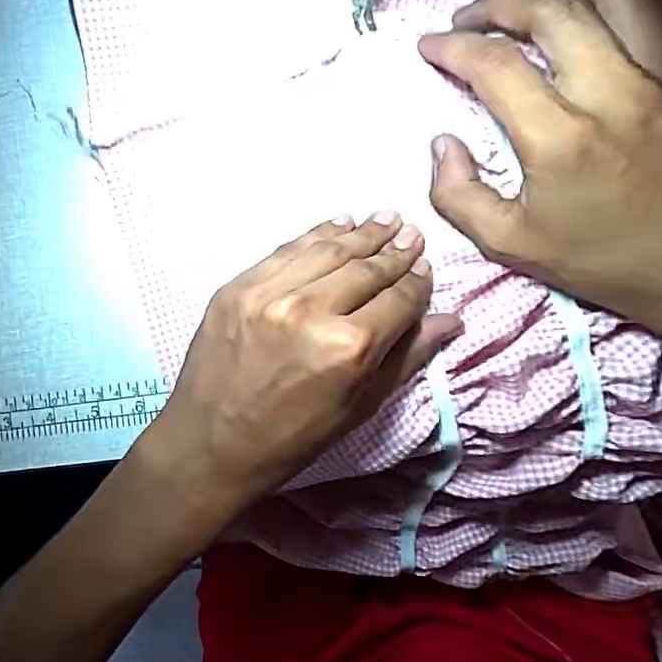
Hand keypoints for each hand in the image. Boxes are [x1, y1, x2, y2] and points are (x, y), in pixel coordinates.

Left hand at [136, 214, 461, 516]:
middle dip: (395, 251)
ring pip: (328, 250)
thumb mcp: (360, 406)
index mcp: (349, 349)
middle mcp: (311, 311)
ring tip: (385, 218)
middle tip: (412, 234)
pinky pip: (287, 250)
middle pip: (366, 269)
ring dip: (361, 233)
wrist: (210, 444)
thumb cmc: (294, 438)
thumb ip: (407, 356)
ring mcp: (269, 294)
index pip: (398, 300)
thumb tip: (450, 319)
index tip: (426, 266)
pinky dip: (317, 234)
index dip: (417, 282)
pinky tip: (339, 224)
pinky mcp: (238, 286)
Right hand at [418, 0, 661, 349]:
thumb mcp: (515, 247)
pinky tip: (606, 21)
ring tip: (540, 6)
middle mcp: (616, 90)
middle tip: (473, 18)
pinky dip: (626, 2)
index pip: (495, 64)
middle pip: (552, 7)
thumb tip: (442, 146)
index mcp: (562, 138)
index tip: (432, 46)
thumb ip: (460, 198)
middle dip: (499, 3)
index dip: (452, 48)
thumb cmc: (610, 263)